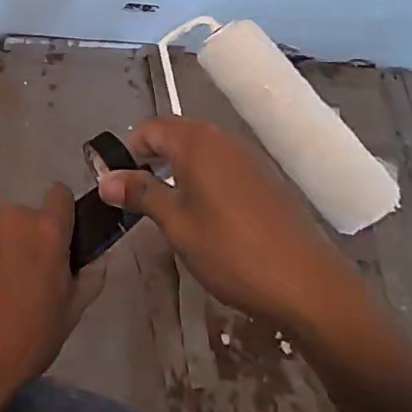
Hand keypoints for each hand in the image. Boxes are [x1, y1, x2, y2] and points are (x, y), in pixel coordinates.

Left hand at [0, 184, 105, 394]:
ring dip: (3, 241)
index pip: (60, 195)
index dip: (61, 214)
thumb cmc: (25, 339)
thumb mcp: (70, 314)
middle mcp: (16, 215)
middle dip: (29, 236)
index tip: (58, 238)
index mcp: (49, 230)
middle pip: (28, 215)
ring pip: (1, 224)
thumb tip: (98, 256)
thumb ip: (90, 276)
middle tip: (24, 273)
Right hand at [99, 117, 363, 335]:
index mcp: (196, 143)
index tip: (117, 183)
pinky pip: (223, 163)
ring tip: (168, 206)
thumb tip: (105, 178)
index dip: (128, 151)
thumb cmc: (231, 252)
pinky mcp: (265, 177)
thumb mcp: (177, 225)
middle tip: (138, 195)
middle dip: (152, 157)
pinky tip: (206, 213)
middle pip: (176, 133)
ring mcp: (248, 156)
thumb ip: (141, 194)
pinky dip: (204, 176)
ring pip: (201, 149)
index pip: (150, 128)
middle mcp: (222, 139)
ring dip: (178, 166)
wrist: (307, 282)